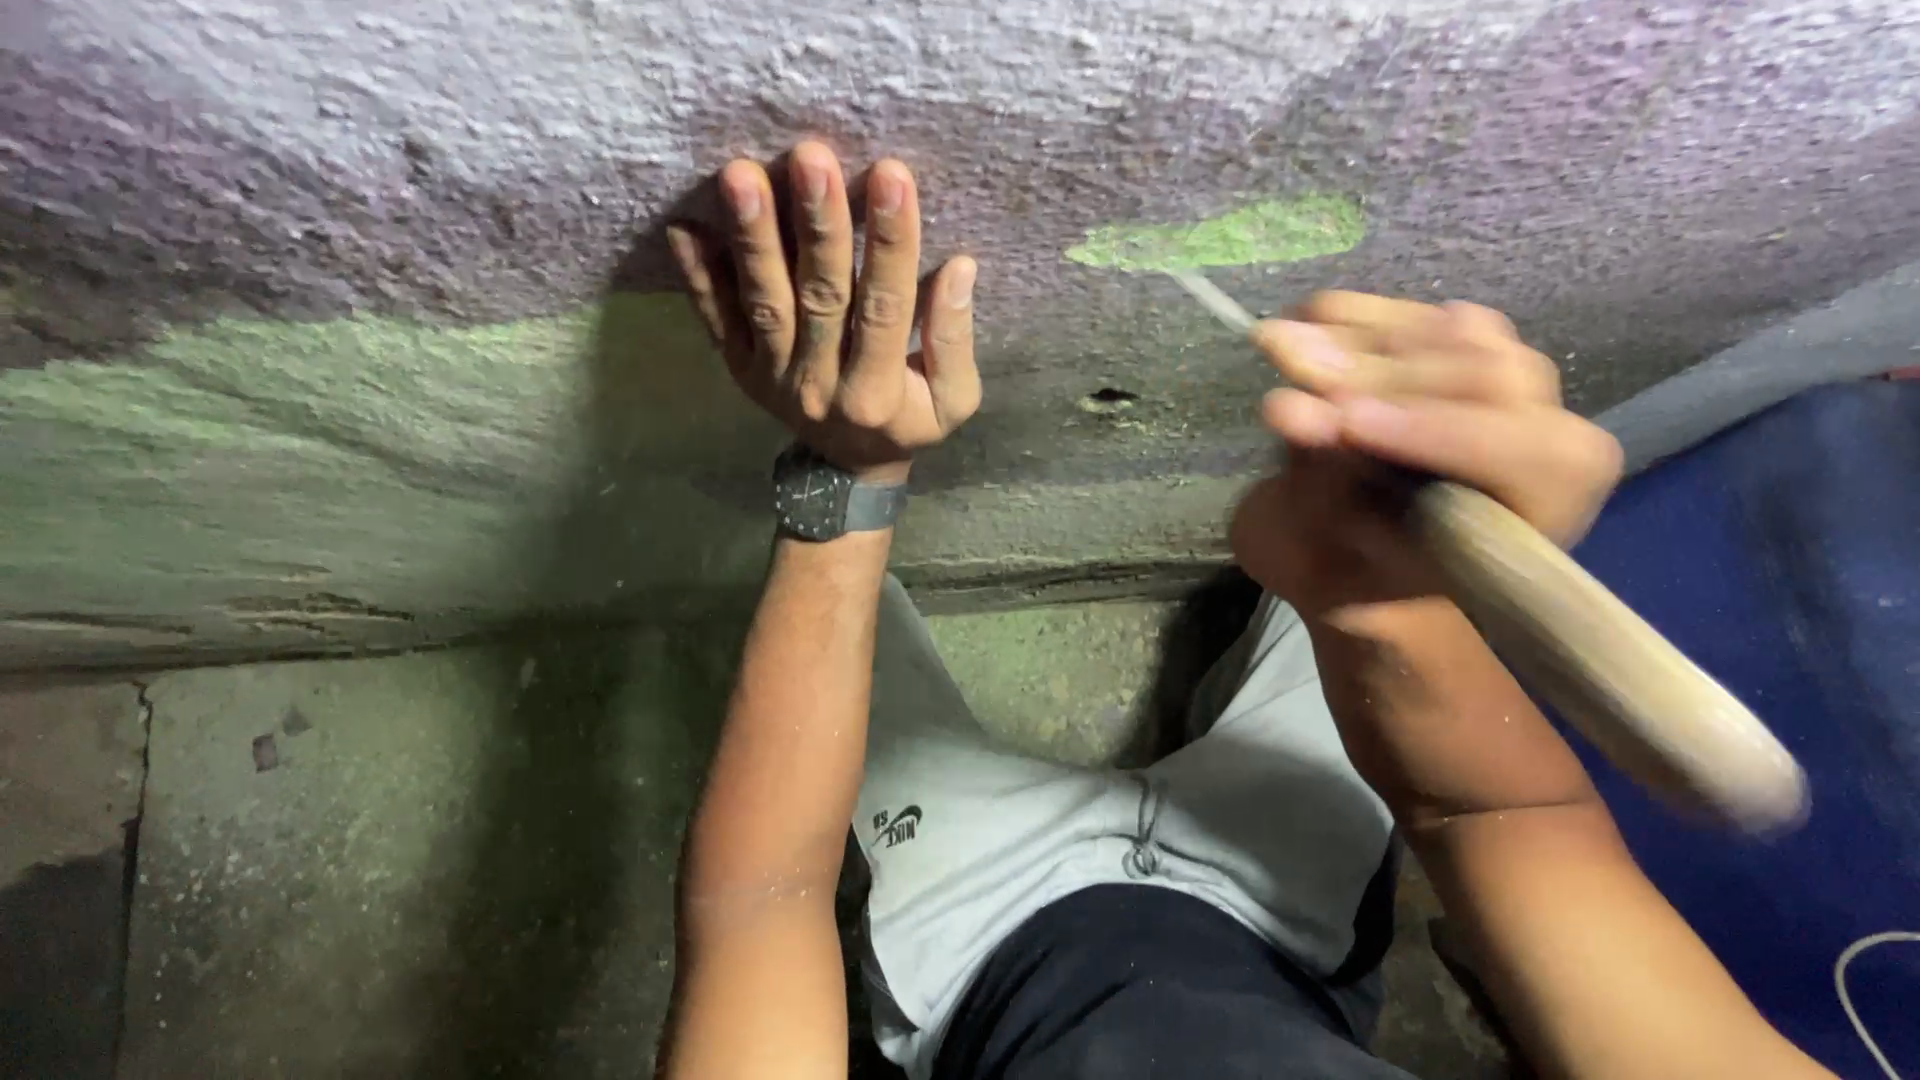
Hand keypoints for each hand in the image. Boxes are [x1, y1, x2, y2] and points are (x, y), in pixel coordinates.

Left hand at [667, 142, 980, 483]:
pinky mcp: (740, 368)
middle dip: (818, 227)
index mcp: (877, 392)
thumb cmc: (908, 422)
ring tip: (742, 176)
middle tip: (811, 158)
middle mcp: (820, 384)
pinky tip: (686, 228)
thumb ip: (955, 342)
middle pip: (820, 298)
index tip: (893, 176)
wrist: (848, 467)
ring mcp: (772, 376)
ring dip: (753, 239)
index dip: (891, 244)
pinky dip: (699, 276)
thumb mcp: (953, 402)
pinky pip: (717, 321)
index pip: (887, 309)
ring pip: (764, 303)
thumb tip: (959, 268)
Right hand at [1230, 291, 1623, 633]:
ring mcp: (1508, 384)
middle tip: (1288, 362)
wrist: (1351, 566)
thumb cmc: (1354, 583)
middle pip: (1485, 377)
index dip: (1431, 431)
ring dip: (1356, 336)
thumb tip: (1286, 409)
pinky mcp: (1462, 352)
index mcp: (1540, 512)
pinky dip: (1358, 316)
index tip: (1345, 422)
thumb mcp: (1335, 561)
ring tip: (1276, 338)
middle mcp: (1543, 434)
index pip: (1521, 453)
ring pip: (1450, 336)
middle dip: (1376, 375)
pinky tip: (1305, 316)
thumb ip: (1321, 492)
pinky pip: (1420, 318)